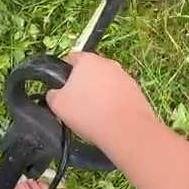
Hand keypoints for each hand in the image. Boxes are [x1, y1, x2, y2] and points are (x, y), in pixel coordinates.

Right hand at [45, 52, 162, 150]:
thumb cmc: (88, 113)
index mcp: (86, 60)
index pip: (71, 58)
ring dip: (100, 93)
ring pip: (106, 82)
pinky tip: (110, 117)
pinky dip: (114, 102)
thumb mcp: (57, 104)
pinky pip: (119, 93)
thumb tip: (54, 92)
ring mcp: (124, 75)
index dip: (64, 73)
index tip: (62, 89)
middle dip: (83, 83)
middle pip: (90, 70)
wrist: (126, 129)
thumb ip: (52, 94)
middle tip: (77, 104)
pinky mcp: (136, 89)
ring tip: (95, 114)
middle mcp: (107, 62)